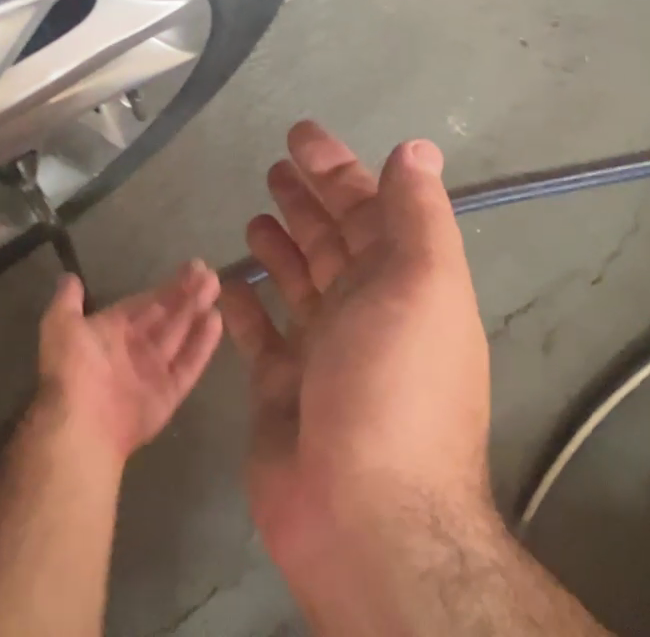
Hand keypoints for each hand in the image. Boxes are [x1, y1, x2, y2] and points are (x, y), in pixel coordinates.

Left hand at [36, 261, 223, 463]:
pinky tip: (216, 320)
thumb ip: (67, 300)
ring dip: (197, 312)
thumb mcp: (60, 325)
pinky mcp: (169, 394)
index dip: (166, 286)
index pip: (144, 303)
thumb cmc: (71, 369)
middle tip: (210, 274)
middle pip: (166, 316)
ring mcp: (153, 371)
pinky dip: (202, 344)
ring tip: (216, 288)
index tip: (191, 267)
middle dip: (187, 294)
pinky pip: (188, 364)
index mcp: (111, 331)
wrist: (81, 423)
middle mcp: (134, 348)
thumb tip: (69, 276)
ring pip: (180, 335)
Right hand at [220, 122, 494, 586]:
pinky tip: (228, 278)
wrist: (362, 512)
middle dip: (309, 201)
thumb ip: (416, 216)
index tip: (302, 136)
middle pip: (333, 243)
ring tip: (255, 214)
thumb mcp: (421, 286)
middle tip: (275, 166)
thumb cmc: (392, 388)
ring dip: (281, 246)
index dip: (340, 170)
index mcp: (404, 287)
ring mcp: (323, 353)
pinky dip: (247, 304)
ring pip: (298, 283)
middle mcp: (368, 314)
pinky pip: (260, 333)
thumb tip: (416, 148)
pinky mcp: (280, 388)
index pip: (371, 211)